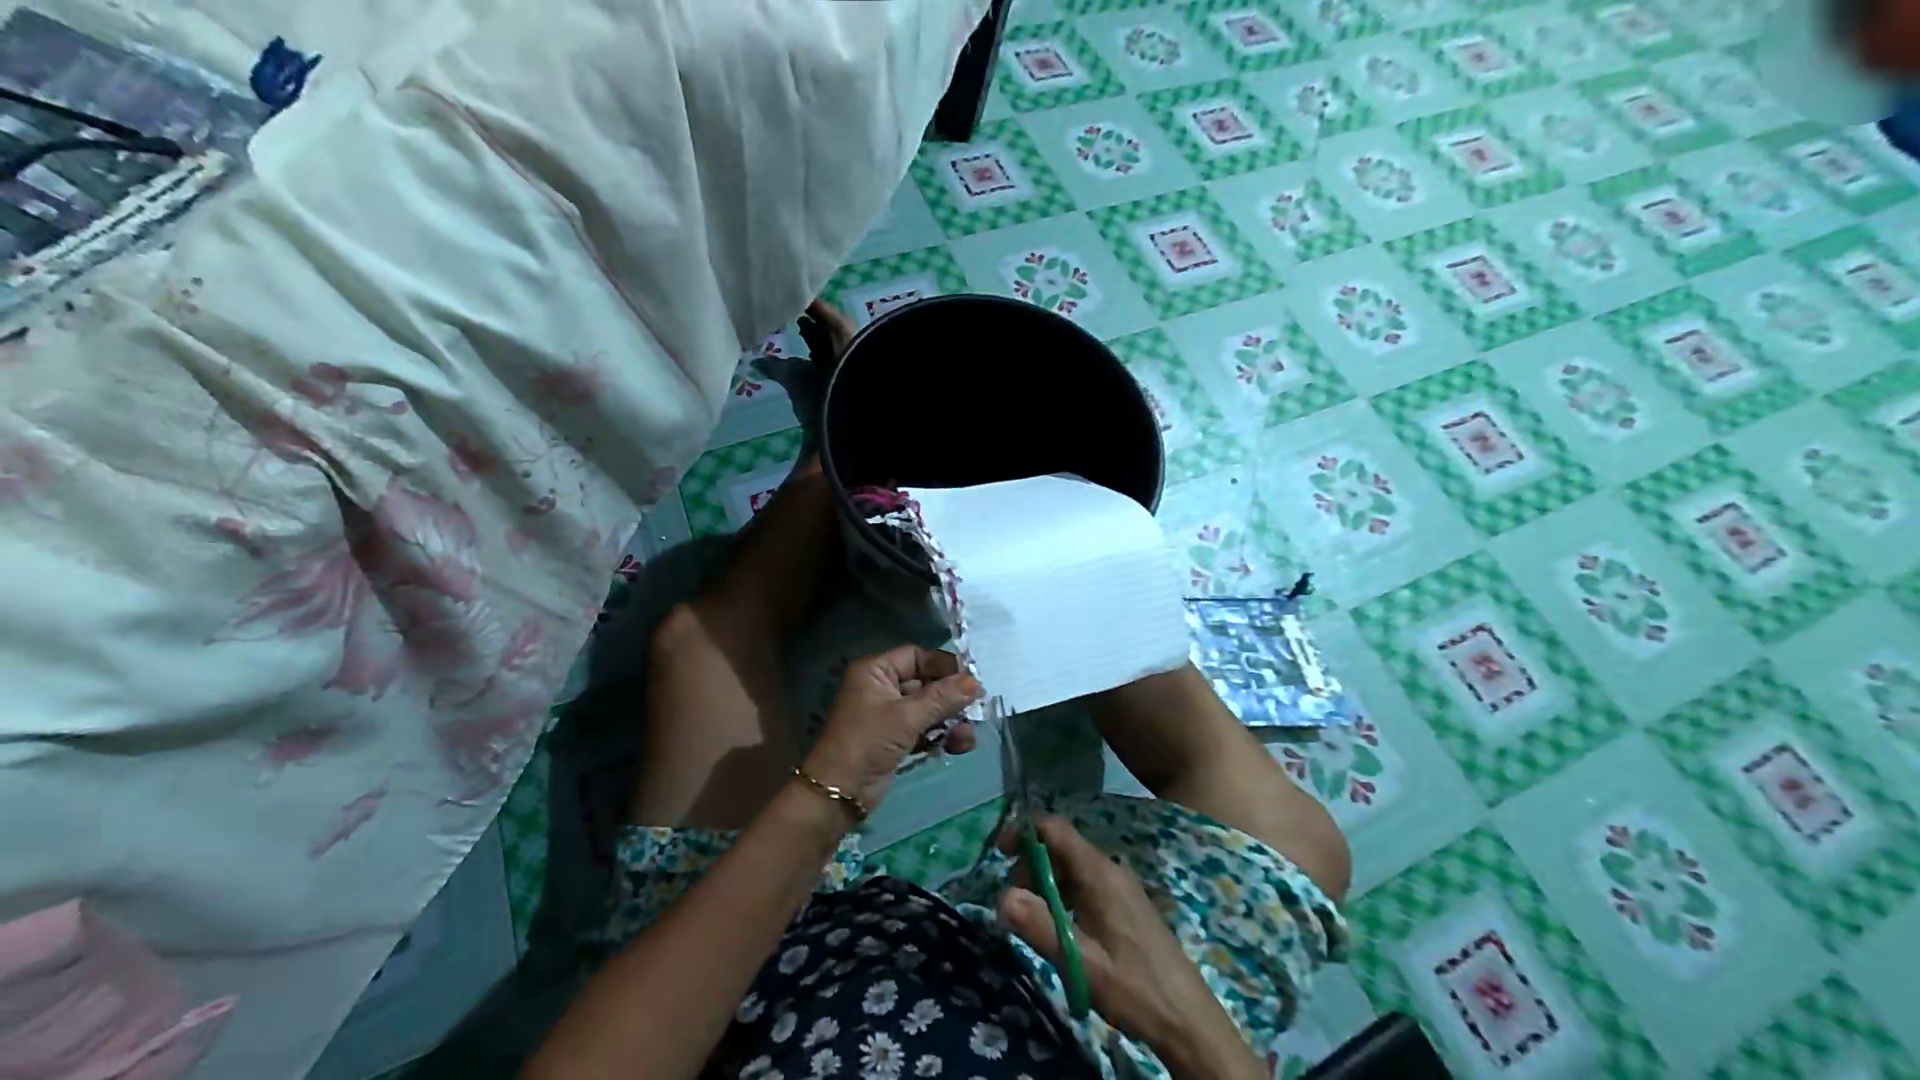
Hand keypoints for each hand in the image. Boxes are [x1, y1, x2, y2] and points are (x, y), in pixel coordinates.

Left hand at [800, 646, 981, 814]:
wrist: (839, 793)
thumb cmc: (867, 742)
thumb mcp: (906, 717)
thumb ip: (942, 698)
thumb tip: (976, 683)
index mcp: (876, 671)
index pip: (917, 656)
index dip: (944, 665)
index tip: (972, 679)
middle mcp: (882, 686)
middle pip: (927, 682)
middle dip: (952, 698)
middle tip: (977, 709)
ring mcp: (890, 713)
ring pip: (930, 707)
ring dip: (951, 720)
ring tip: (966, 738)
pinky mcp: (897, 737)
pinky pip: (926, 727)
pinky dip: (941, 735)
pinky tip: (957, 747)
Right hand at [998, 817, 1264, 1079]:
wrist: (1187, 1020)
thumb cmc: (1133, 987)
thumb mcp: (1080, 961)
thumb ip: (1039, 926)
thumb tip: (1001, 895)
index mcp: (1100, 874)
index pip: (1056, 829)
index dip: (1025, 832)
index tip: (999, 853)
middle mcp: (1111, 871)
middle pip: (1062, 849)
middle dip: (1031, 867)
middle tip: (1013, 902)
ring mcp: (1121, 888)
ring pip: (1073, 870)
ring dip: (1046, 885)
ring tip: (1032, 920)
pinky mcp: (1126, 907)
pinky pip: (1087, 886)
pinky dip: (1064, 897)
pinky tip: (1060, 930)